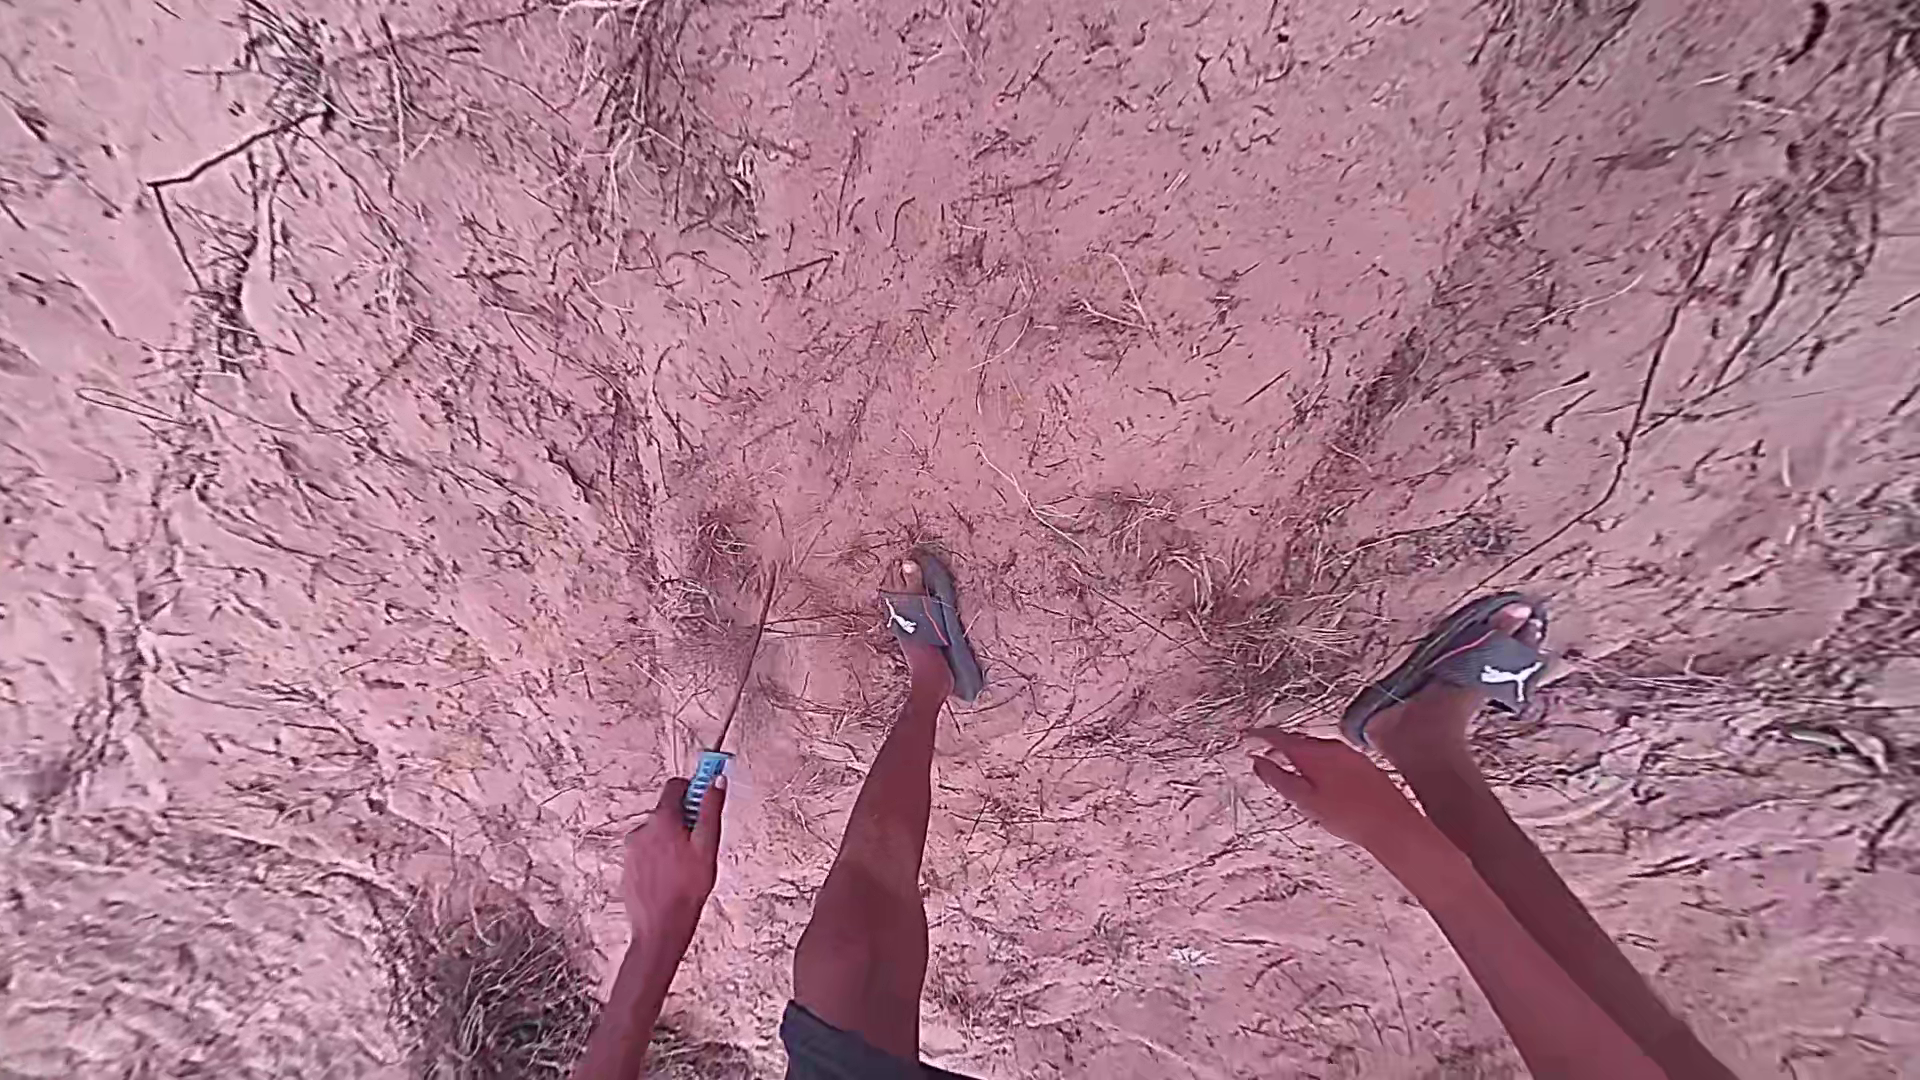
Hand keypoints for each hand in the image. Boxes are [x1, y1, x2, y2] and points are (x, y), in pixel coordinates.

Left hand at [622, 777, 724, 943]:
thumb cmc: (687, 887)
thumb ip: (711, 808)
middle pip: (669, 809)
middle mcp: (642, 830)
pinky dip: (662, 854)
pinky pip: (649, 850)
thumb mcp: (707, 843)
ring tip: (688, 861)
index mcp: (662, 820)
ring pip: (659, 831)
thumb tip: (716, 780)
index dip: (694, 787)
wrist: (661, 928)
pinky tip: (674, 873)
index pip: (676, 785)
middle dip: (687, 817)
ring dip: (674, 837)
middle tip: (703, 838)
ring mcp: (632, 850)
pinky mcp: (629, 868)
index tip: (707, 793)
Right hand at [1248, 730, 1428, 852]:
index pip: (1276, 736)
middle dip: (1277, 746)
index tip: (1246, 735)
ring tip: (1291, 770)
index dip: (1257, 735)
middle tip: (1264, 755)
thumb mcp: (1302, 799)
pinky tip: (1320, 779)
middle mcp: (1330, 746)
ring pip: (1315, 747)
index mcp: (1311, 752)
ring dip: (1299, 755)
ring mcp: (1349, 753)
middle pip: (1296, 739)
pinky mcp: (1363, 764)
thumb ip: (1275, 777)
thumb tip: (1256, 761)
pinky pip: (1332, 755)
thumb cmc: (1348, 816)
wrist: (1395, 828)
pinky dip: (1318, 761)